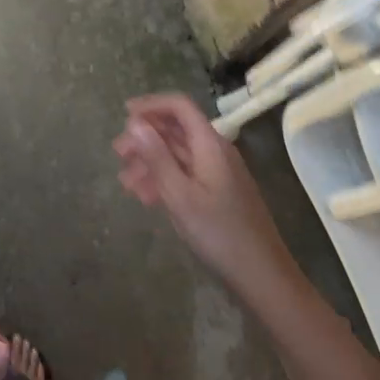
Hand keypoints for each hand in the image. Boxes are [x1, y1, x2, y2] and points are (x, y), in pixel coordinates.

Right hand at [113, 94, 293, 288]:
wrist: (262, 275)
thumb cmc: (219, 233)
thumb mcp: (181, 196)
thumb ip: (157, 157)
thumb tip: (134, 123)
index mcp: (210, 144)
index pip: (179, 107)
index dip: (151, 105)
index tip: (124, 114)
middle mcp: (215, 151)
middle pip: (176, 130)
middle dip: (145, 138)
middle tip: (117, 154)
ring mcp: (217, 172)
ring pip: (178, 154)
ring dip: (150, 162)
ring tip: (124, 181)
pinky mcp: (218, 192)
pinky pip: (186, 174)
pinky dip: (164, 179)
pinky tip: (145, 197)